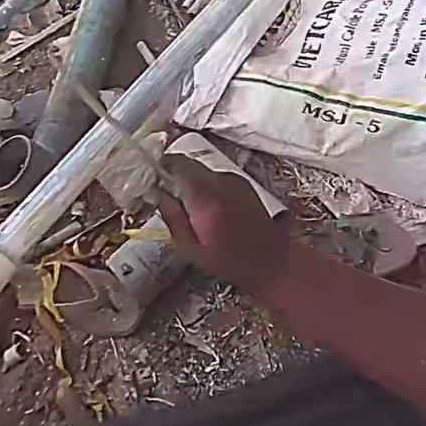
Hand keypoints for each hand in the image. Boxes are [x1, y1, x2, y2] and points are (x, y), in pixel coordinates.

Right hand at [154, 155, 293, 296]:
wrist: (273, 263)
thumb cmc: (228, 261)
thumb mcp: (190, 248)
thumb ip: (172, 217)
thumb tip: (157, 192)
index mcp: (205, 195)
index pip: (178, 163)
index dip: (162, 166)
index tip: (152, 178)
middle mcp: (222, 180)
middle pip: (190, 164)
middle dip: (175, 175)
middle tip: (166, 194)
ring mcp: (236, 180)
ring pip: (204, 171)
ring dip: (192, 182)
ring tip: (189, 207)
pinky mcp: (245, 184)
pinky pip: (218, 178)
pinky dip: (208, 187)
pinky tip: (209, 209)